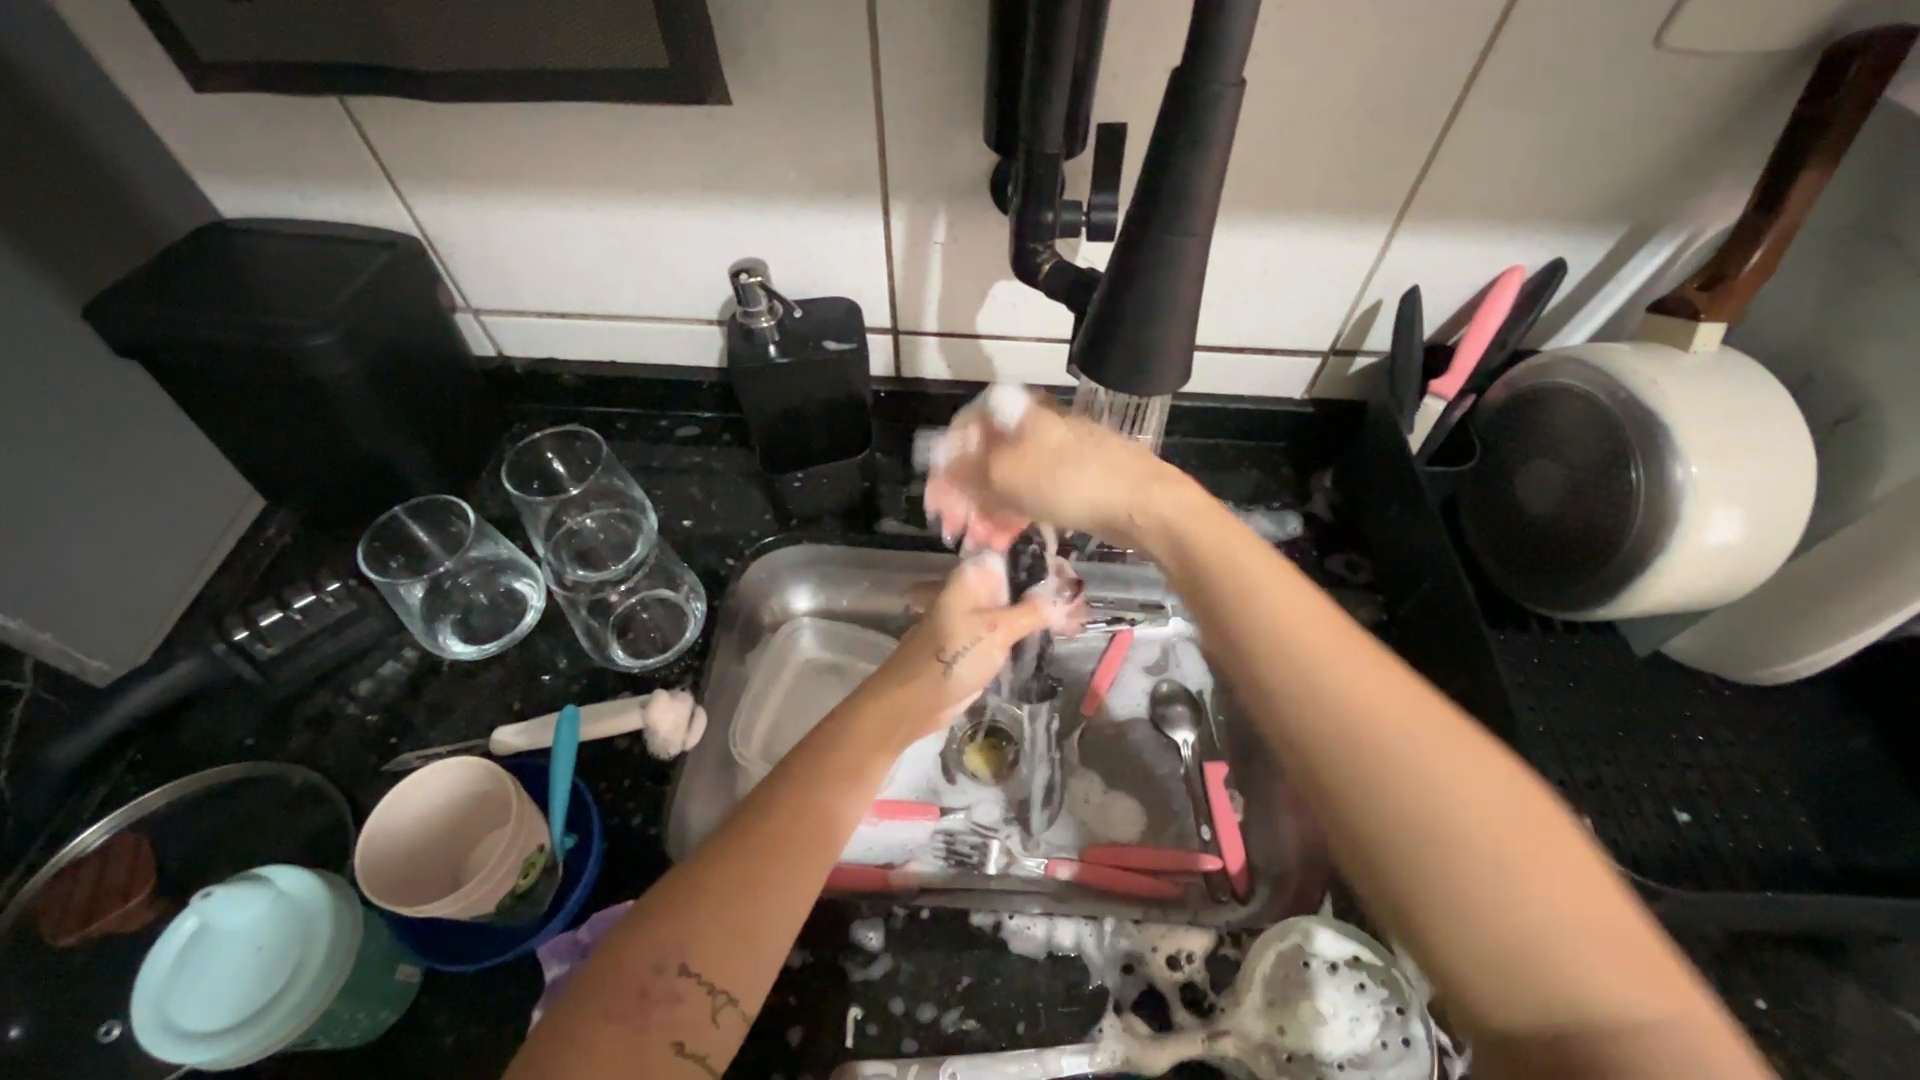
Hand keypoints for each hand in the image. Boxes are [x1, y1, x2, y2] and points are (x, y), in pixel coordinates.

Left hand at [855, 552, 1080, 739]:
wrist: (914, 699)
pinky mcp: (980, 641)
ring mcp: (978, 616)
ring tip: (1080, 621)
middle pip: (1021, 581)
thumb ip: (1034, 611)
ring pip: (1019, 606)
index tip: (1077, 580)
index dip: (1048, 564)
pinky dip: (1034, 630)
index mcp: (974, 576)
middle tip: (1084, 607)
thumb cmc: (953, 656)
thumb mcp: (998, 630)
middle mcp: (977, 590)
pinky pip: (1013, 628)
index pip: (1018, 557)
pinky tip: (1060, 634)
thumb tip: (1069, 594)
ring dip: (1046, 612)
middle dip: (1052, 591)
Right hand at [921, 385, 1188, 551]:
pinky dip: (1014, 516)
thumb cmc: (1070, 483)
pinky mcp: (1075, 485)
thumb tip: (940, 470)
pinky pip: (1033, 497)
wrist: (1145, 504)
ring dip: (986, 511)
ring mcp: (1058, 458)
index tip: (935, 495)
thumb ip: (966, 472)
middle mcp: (1036, 430)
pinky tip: (1001, 540)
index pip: (966, 429)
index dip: (945, 462)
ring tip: (975, 540)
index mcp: (1019, 415)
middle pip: (987, 458)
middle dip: (964, 494)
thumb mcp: (1006, 476)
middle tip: (953, 526)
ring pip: (1009, 482)